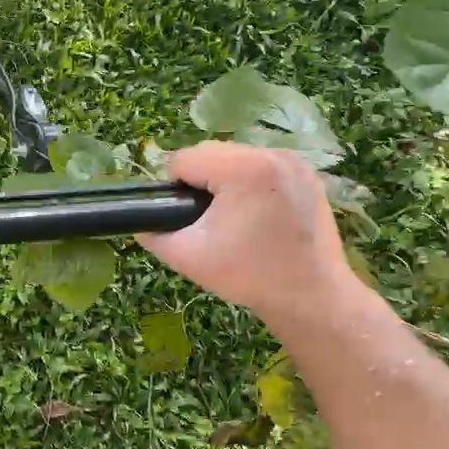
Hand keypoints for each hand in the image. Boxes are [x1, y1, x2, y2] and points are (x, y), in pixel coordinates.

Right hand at [136, 142, 358, 324]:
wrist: (310, 295)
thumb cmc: (248, 274)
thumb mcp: (186, 256)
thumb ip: (152, 232)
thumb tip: (139, 218)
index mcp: (244, 169)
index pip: (184, 160)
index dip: (174, 189)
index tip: (188, 219)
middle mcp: (272, 154)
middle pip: (210, 153)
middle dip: (200, 182)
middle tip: (207, 221)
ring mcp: (295, 162)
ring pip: (234, 157)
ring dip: (222, 180)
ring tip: (230, 217)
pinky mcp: (307, 174)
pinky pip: (260, 166)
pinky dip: (247, 183)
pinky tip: (254, 213)